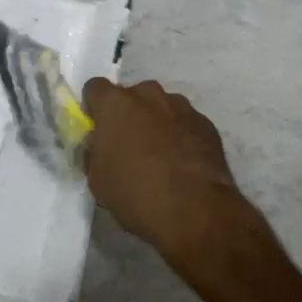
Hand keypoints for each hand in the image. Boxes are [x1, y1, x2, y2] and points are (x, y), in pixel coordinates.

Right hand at [83, 77, 240, 257]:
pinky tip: (184, 165)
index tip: (99, 131)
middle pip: (131, 96)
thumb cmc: (137, 194)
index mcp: (115, 103)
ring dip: (157, 124)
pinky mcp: (206, 124)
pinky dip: (182, 137)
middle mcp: (148, 94)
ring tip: (162, 158)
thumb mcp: (97, 180)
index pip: (95, 88)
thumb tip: (99, 145)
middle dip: (129, 115)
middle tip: (130, 147)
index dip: (95, 108)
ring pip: (161, 107)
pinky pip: (185, 123)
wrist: (196, 213)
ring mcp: (181, 106)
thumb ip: (94, 153)